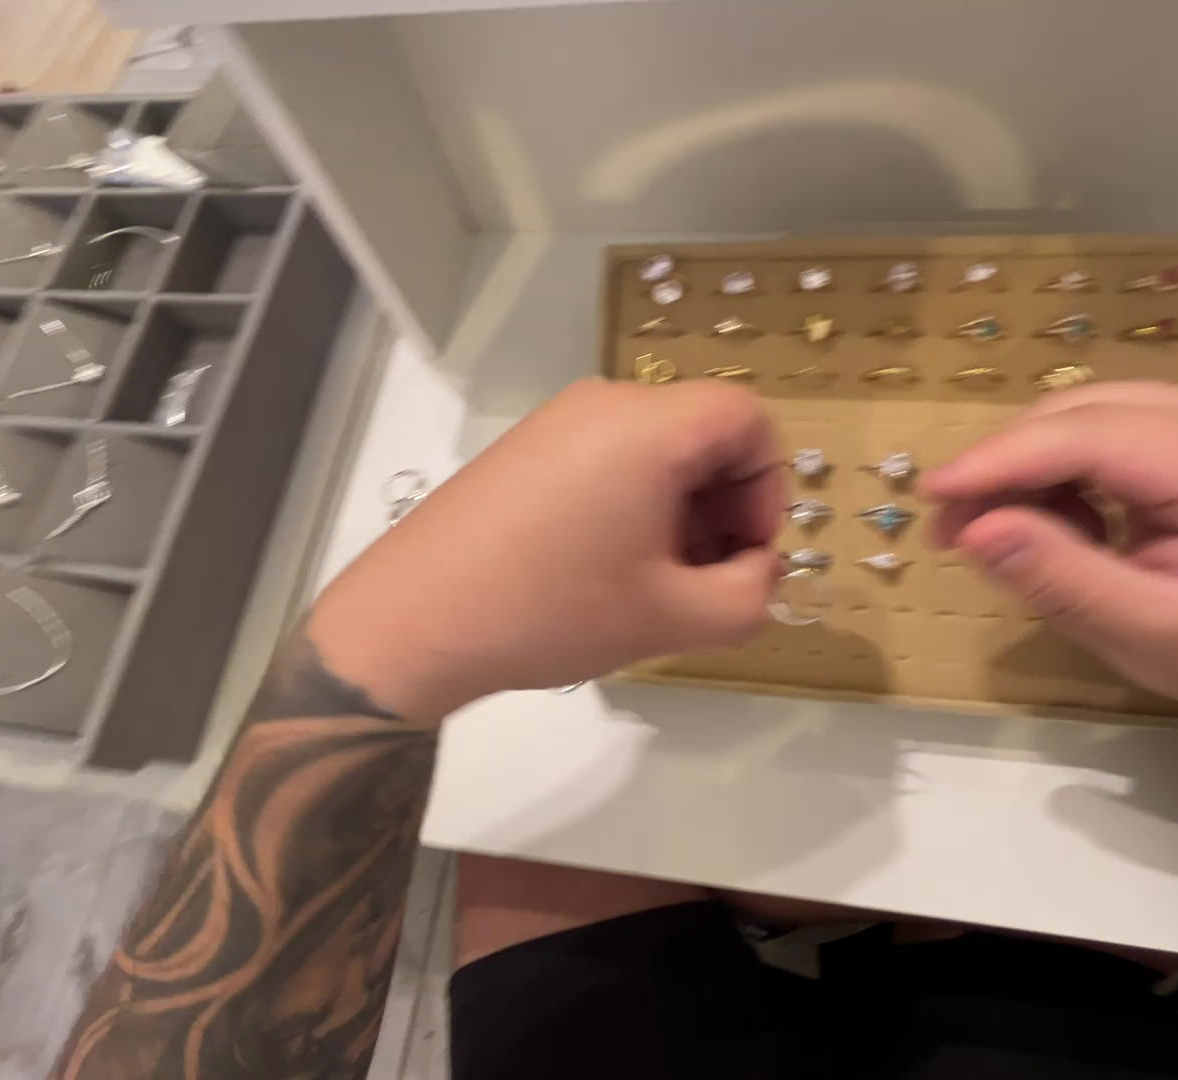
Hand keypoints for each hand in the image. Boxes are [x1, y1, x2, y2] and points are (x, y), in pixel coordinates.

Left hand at [311, 379, 782, 722]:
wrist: (411, 620)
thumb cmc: (551, 611)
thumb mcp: (672, 618)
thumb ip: (751, 595)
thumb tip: (760, 569)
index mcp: (649, 425)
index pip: (748, 419)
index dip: (766, 488)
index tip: (743, 555)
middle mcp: (604, 402)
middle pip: (702, 434)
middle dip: (722, 508)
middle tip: (699, 580)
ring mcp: (557, 420)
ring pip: (655, 450)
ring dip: (677, 512)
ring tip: (650, 582)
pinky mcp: (525, 447)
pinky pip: (608, 459)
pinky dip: (632, 504)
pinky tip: (600, 566)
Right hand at [918, 383, 1177, 717]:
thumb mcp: (1145, 635)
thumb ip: (1061, 580)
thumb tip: (973, 530)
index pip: (1099, 436)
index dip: (1005, 459)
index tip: (931, 493)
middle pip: (1084, 412)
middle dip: (1004, 465)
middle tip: (952, 529)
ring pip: (1081, 414)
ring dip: (1024, 470)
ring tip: (1005, 535)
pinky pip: (1097, 427)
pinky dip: (1054, 471)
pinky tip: (1058, 521)